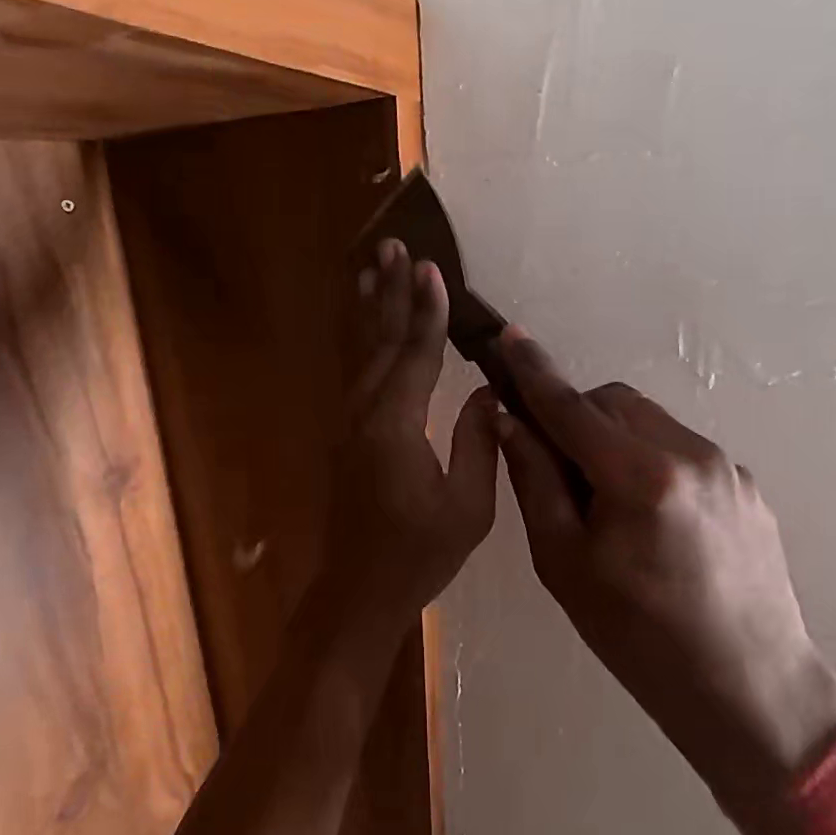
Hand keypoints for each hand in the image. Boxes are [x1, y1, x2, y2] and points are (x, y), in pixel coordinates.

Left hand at [326, 239, 498, 616]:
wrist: (359, 588)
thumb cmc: (418, 554)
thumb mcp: (468, 507)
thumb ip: (478, 442)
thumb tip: (488, 393)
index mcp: (396, 426)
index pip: (416, 355)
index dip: (426, 310)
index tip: (432, 267)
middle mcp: (365, 412)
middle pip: (380, 340)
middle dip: (390, 291)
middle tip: (391, 245)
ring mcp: (349, 420)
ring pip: (360, 350)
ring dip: (369, 306)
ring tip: (371, 266)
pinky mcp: (347, 431)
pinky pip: (356, 370)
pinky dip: (362, 338)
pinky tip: (366, 323)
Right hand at [492, 327, 835, 801]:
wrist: (750, 693)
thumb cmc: (637, 635)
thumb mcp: (563, 561)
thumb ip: (533, 479)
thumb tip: (507, 419)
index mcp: (639, 476)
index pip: (569, 407)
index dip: (532, 371)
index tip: (507, 336)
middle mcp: (689, 453)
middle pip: (612, 401)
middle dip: (575, 415)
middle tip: (557, 467)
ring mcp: (725, 466)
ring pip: (647, 419)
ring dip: (612, 436)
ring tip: (607, 500)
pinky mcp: (745, 484)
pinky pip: (679, 446)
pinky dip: (647, 458)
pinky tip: (650, 517)